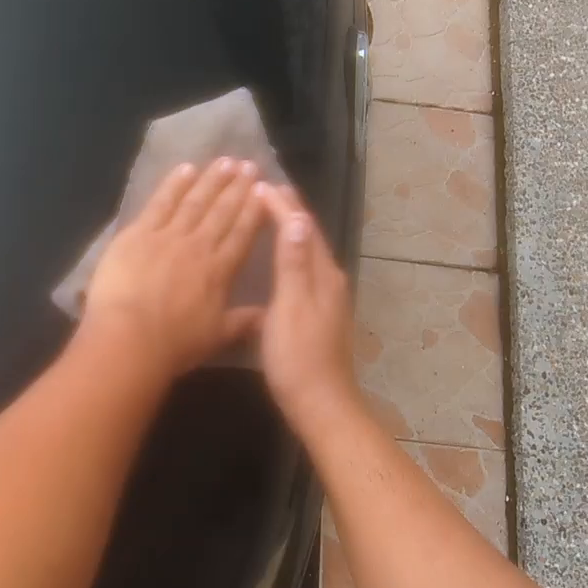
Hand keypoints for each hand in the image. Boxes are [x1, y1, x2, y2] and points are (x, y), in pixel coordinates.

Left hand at [80, 157, 267, 377]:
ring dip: (211, 180)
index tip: (265, 191)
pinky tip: (186, 169)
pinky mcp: (137, 234)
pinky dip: (174, 184)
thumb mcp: (216, 337)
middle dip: (237, 188)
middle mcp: (198, 246)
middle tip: (249, 165)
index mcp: (219, 271)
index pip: (242, 234)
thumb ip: (243, 322)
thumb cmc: (174, 345)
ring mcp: (167, 236)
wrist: (129, 338)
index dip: (254, 211)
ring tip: (225, 161)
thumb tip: (269, 316)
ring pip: (194, 202)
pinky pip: (160, 203)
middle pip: (221, 212)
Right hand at [255, 184, 361, 428]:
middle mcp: (329, 280)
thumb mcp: (290, 307)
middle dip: (288, 211)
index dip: (281, 204)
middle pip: (308, 236)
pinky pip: (304, 270)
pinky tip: (278, 259)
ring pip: (307, 252)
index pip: (302, 227)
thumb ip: (293, 263)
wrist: (320, 404)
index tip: (257, 183)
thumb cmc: (298, 357)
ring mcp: (327, 299)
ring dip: (289, 230)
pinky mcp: (319, 314)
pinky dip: (290, 253)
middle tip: (264, 188)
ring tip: (269, 213)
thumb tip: (296, 217)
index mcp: (323, 275)